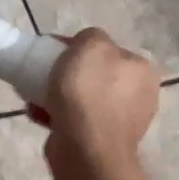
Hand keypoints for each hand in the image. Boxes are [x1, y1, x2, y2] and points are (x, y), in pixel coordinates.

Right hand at [41, 28, 160, 161]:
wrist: (87, 144)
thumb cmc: (88, 90)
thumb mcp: (91, 45)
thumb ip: (94, 35)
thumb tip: (89, 45)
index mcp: (142, 71)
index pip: (106, 48)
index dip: (76, 46)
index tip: (53, 51)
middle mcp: (141, 94)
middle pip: (93, 72)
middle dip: (66, 71)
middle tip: (42, 70)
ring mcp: (125, 119)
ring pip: (82, 93)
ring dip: (58, 91)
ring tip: (36, 94)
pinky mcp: (106, 137)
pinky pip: (77, 114)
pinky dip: (57, 110)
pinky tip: (41, 111)